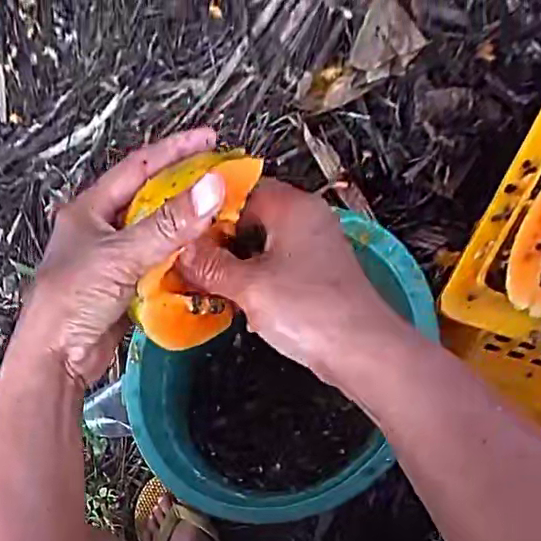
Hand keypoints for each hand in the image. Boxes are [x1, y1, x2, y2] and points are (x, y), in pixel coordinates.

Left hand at [10, 127, 229, 385]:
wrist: (55, 357)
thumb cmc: (70, 301)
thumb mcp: (121, 255)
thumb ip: (167, 225)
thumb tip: (210, 190)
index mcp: (89, 210)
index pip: (138, 166)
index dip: (175, 151)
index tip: (210, 141)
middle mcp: (100, 232)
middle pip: (150, 202)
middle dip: (184, 193)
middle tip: (220, 186)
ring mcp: (111, 264)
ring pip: (155, 240)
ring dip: (183, 234)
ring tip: (217, 224)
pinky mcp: (122, 293)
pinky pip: (156, 272)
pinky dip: (176, 268)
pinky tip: (198, 265)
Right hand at [177, 179, 417, 383]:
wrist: (358, 349)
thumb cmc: (308, 310)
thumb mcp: (248, 287)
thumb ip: (211, 266)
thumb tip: (182, 251)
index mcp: (292, 207)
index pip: (241, 191)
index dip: (209, 213)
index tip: (184, 237)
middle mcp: (306, 220)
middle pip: (251, 220)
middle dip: (220, 244)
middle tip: (190, 266)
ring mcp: (314, 250)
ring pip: (263, 249)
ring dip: (235, 268)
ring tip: (209, 288)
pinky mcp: (316, 278)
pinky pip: (277, 271)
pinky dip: (256, 284)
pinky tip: (240, 307)